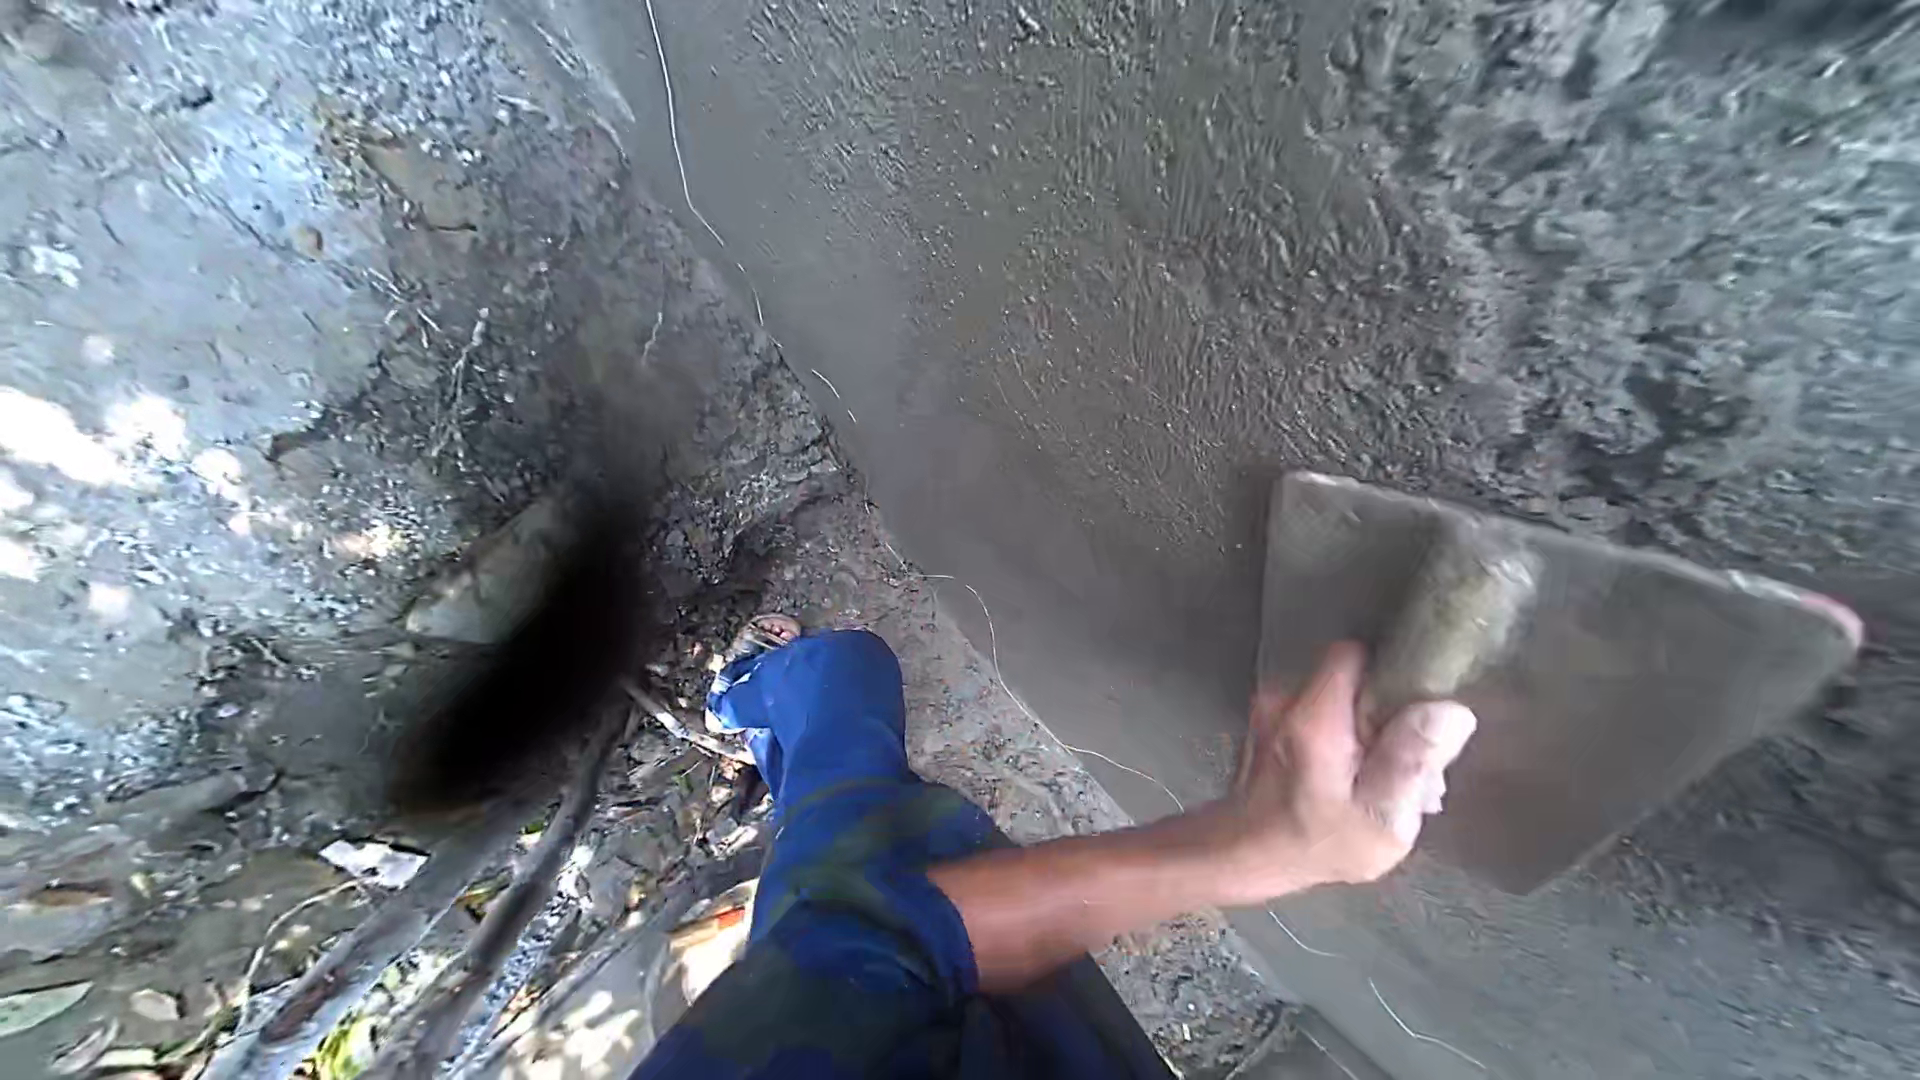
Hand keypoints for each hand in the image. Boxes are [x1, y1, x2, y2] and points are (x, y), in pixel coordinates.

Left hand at [1213, 641, 1476, 902]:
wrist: (1247, 852)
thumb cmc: (1318, 842)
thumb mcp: (1382, 815)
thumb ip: (1412, 758)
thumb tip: (1449, 708)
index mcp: (1311, 715)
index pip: (1350, 654)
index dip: (1388, 674)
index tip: (1413, 712)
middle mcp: (1282, 699)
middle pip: (1347, 679)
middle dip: (1385, 715)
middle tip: (1411, 767)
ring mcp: (1268, 708)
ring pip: (1334, 698)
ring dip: (1366, 732)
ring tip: (1387, 784)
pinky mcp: (1265, 722)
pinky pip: (1314, 714)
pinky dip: (1340, 738)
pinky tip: (1357, 780)